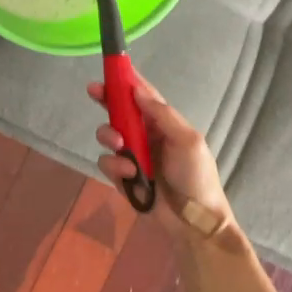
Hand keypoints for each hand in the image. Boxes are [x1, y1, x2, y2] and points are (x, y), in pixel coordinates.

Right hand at [88, 78, 231, 237]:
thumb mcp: (188, 141)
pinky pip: (106, 162)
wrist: (194, 223)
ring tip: (120, 145)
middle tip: (94, 92)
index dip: (126, 80)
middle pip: (118, 110)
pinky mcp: (121, 176)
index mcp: (163, 123)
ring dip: (109, 134)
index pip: (142, 95)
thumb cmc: (197, 178)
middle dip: (105, 100)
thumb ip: (162, 114)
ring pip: (107, 133)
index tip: (110, 67)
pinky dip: (114, 165)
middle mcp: (145, 135)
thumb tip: (136, 90)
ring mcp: (132, 155)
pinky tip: (129, 174)